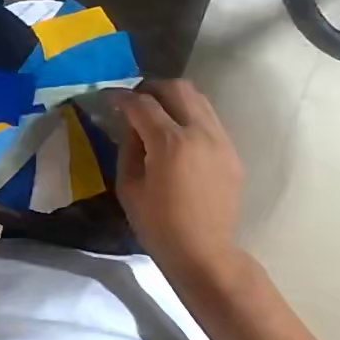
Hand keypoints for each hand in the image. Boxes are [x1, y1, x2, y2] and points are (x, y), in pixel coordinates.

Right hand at [103, 80, 246, 281]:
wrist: (203, 251)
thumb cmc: (156, 222)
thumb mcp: (128, 183)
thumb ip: (129, 145)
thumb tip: (129, 122)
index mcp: (171, 142)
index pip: (142, 103)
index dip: (121, 97)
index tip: (107, 98)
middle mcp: (201, 133)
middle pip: (177, 88)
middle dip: (151, 88)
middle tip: (133, 102)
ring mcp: (222, 141)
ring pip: (198, 99)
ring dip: (172, 100)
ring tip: (154, 114)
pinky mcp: (231, 152)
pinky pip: (209, 120)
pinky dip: (188, 116)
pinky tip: (174, 136)